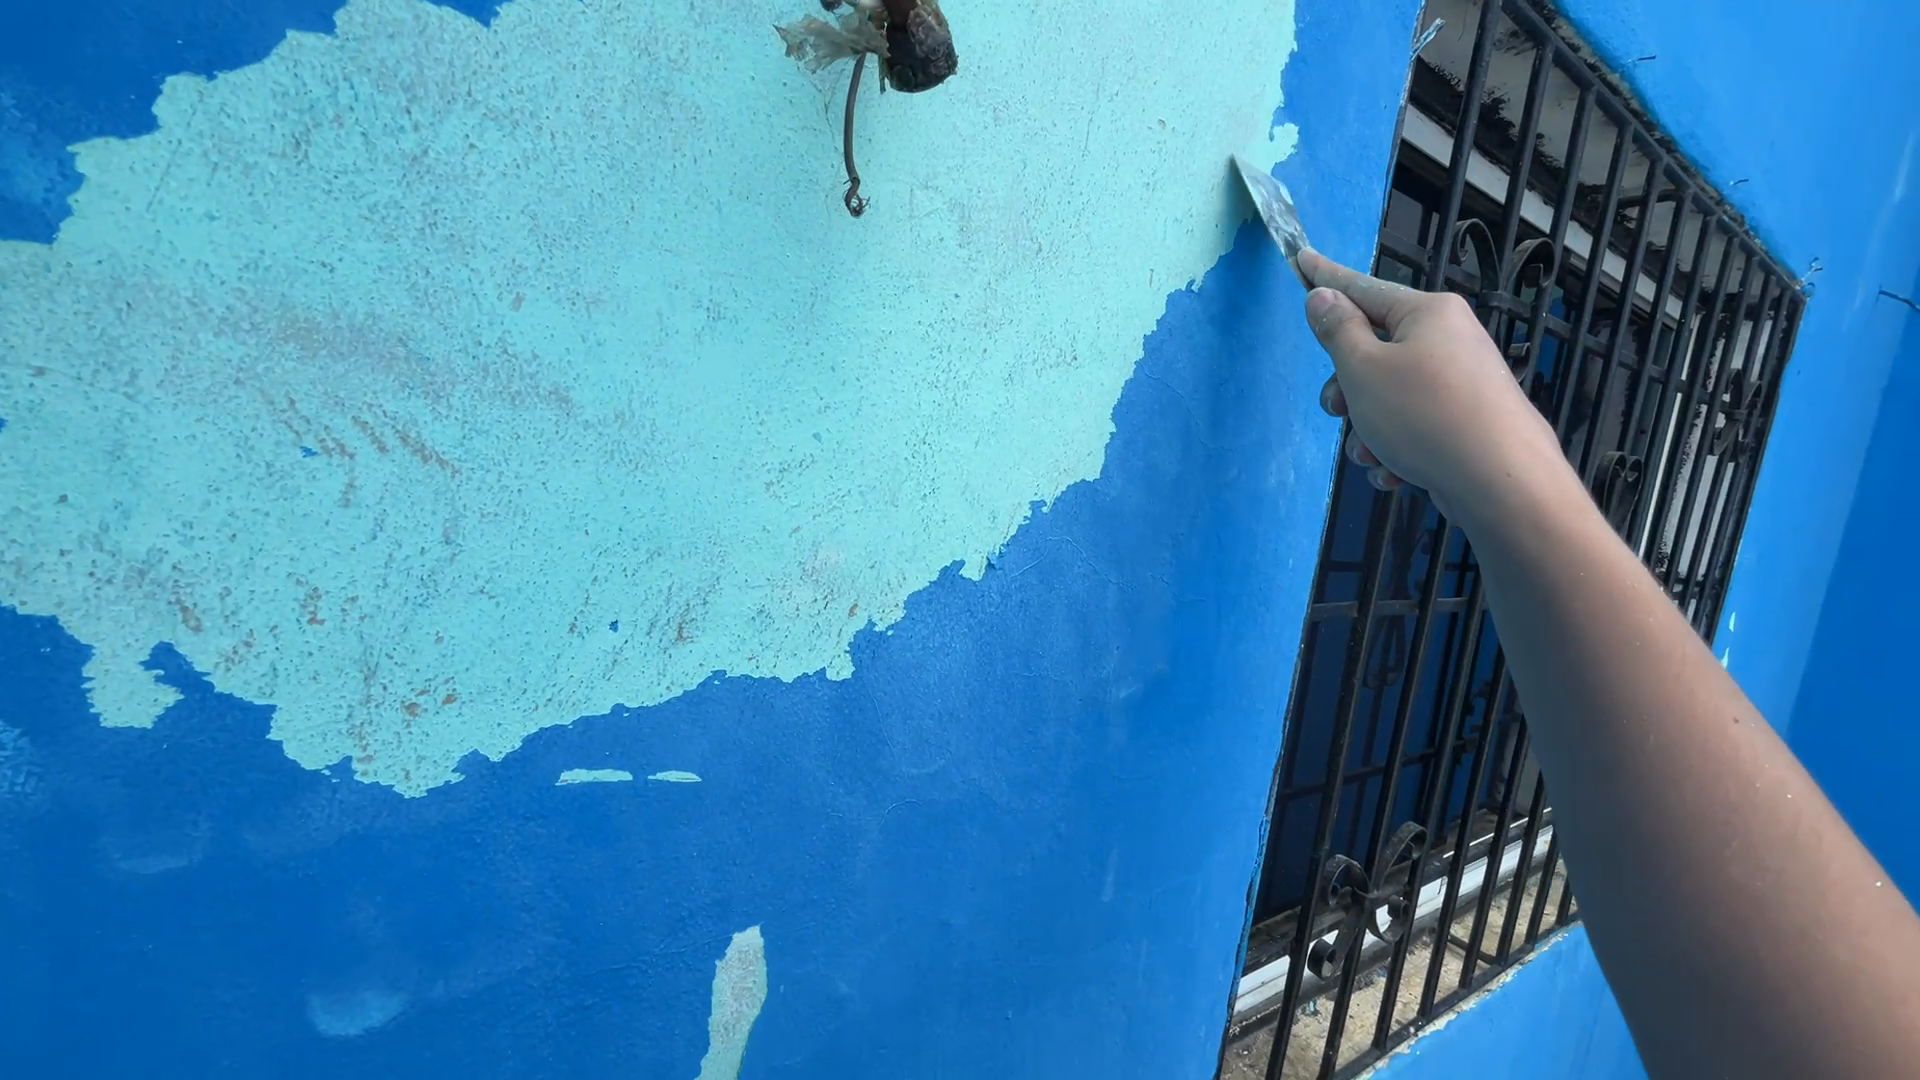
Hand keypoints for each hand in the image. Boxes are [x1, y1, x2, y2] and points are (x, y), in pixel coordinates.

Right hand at [1297, 248, 1562, 524]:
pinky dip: (1394, 448)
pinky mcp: (1464, 421)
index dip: (1324, 278)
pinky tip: (1396, 472)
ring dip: (1366, 428)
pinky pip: (1410, 426)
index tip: (1300, 258)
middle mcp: (1446, 339)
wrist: (1500, 480)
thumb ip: (1337, 331)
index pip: (1361, 288)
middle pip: (1370, 352)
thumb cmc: (1424, 414)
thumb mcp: (1363, 370)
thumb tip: (1322, 297)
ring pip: (1385, 396)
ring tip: (1372, 453)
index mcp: (1426, 314)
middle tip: (1338, 410)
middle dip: (1346, 389)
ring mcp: (1458, 382)